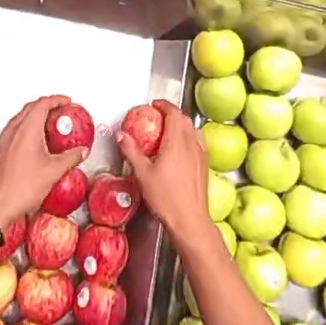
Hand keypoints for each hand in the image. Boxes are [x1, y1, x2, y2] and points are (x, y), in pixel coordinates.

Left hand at [0, 95, 89, 222]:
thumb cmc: (22, 187)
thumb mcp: (54, 171)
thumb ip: (71, 157)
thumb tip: (81, 151)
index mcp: (27, 129)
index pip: (42, 104)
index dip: (57, 99)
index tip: (67, 102)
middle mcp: (13, 130)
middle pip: (30, 107)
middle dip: (46, 105)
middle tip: (60, 111)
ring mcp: (4, 139)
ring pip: (20, 118)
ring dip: (35, 116)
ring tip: (49, 125)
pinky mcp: (0, 150)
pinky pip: (14, 130)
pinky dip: (27, 128)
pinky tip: (35, 143)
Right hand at [117, 100, 219, 251]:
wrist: (190, 220)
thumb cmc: (165, 197)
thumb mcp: (142, 173)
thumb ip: (131, 151)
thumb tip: (120, 135)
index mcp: (177, 141)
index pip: (174, 113)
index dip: (164, 105)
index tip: (154, 105)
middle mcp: (192, 144)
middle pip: (185, 119)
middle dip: (172, 113)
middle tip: (158, 116)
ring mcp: (201, 155)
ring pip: (193, 130)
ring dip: (182, 124)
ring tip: (169, 131)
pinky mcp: (204, 166)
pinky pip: (198, 142)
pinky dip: (189, 137)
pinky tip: (181, 149)